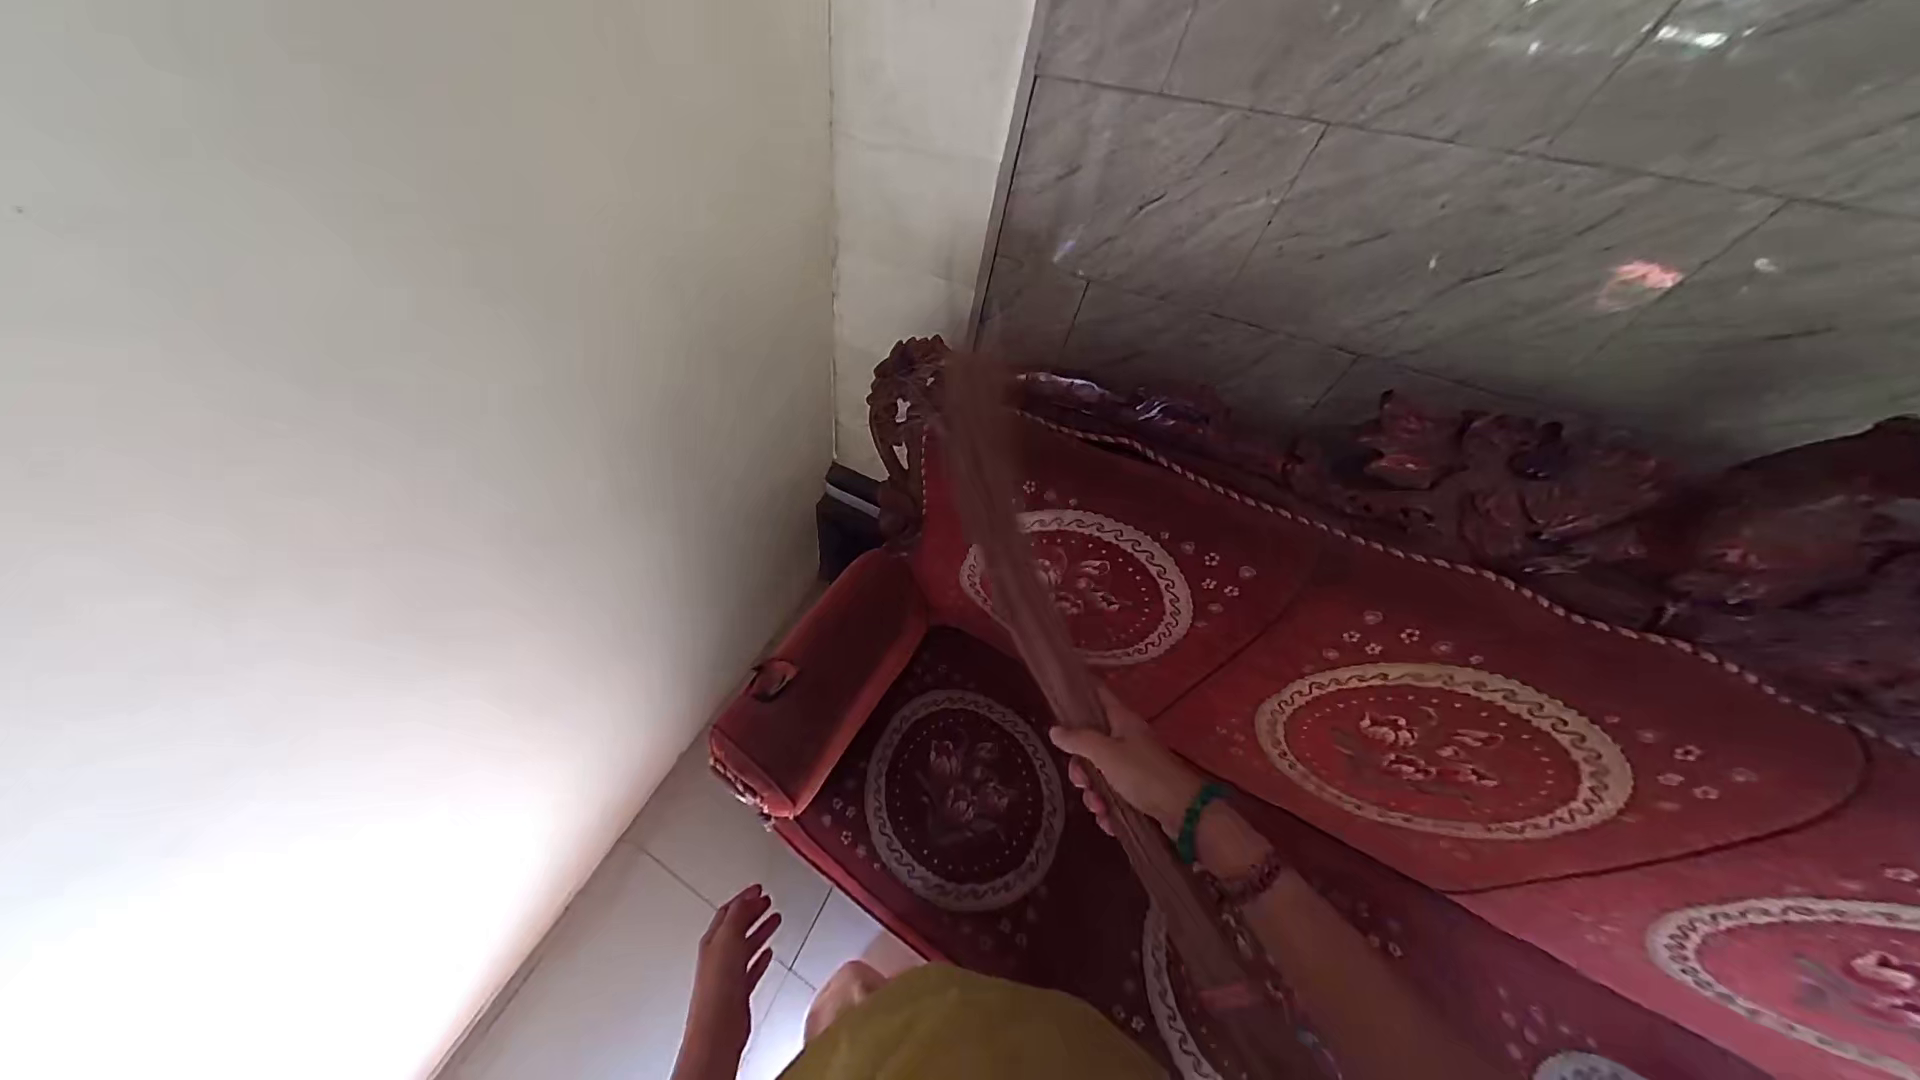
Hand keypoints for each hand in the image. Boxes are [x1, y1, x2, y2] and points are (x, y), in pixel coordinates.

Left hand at [673, 884, 780, 1079]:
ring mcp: (729, 974)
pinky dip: (760, 956)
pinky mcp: (739, 992)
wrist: (718, 1029)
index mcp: (713, 941)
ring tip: (774, 918)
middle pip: (738, 926)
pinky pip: (752, 967)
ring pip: (746, 945)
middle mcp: (719, 956)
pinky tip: (768, 952)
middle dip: (753, 911)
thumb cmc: (717, 988)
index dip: (744, 898)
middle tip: (767, 899)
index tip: (758, 888)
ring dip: (760, 929)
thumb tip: (748, 896)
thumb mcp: (728, 939)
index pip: (729, 911)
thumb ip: (738, 915)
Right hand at [1049, 686, 1205, 839]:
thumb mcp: (1105, 753)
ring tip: (1099, 808)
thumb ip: (1078, 740)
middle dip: (1081, 767)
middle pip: (1092, 743)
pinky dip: (1109, 808)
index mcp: (1123, 721)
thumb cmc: (1144, 774)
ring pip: (1101, 774)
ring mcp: (1136, 767)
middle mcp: (1129, 740)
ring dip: (1094, 793)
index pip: (1098, 695)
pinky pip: (1115, 796)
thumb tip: (1054, 730)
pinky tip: (1109, 821)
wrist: (1186, 813)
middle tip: (1081, 782)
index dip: (1079, 694)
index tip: (1059, 704)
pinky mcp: (1141, 793)